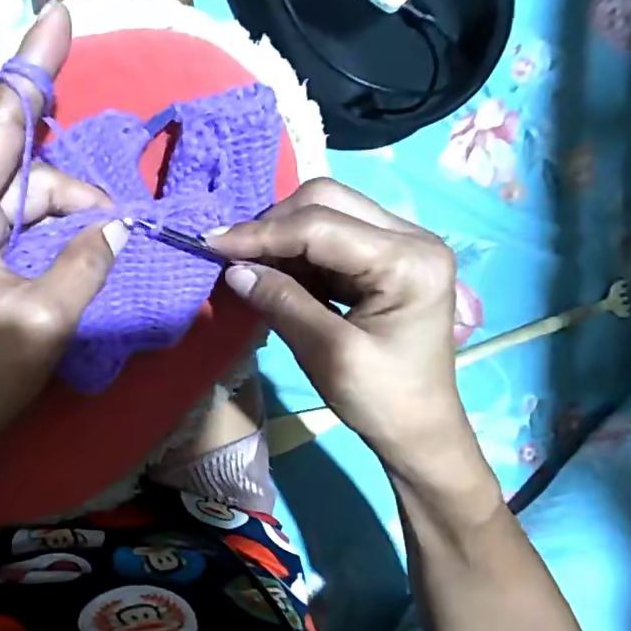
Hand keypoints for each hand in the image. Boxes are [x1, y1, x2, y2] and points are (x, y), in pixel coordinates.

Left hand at [0, 3, 125, 486]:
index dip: (33, 68)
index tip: (61, 15)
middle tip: (120, 224)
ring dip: (67, 218)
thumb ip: (87, 260)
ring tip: (103, 252)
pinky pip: (12, 224)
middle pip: (18, 166)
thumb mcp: (45, 318)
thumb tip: (119, 224)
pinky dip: (48, 233)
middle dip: (73, 189)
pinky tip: (80, 250)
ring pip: (20, 198)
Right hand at [209, 179, 474, 478]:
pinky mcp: (384, 258)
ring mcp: (400, 245)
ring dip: (281, 237)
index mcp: (408, 261)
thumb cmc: (381, 398)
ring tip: (248, 267)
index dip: (261, 233)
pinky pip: (329, 237)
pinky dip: (295, 252)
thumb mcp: (328, 354)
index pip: (320, 226)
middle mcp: (410, 238)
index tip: (212, 245)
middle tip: (233, 257)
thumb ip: (282, 304)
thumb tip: (233, 270)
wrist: (418, 429)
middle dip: (272, 225)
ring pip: (325, 213)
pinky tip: (274, 274)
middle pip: (326, 201)